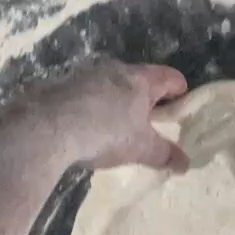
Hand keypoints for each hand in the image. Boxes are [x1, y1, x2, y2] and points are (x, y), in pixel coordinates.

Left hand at [0, 60, 189, 170]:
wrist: (47, 127)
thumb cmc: (106, 132)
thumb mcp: (141, 148)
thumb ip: (165, 154)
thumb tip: (186, 164)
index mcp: (141, 80)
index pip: (171, 78)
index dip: (180, 93)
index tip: (180, 110)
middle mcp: (116, 70)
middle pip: (140, 79)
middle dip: (146, 99)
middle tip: (149, 123)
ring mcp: (86, 75)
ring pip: (111, 85)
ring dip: (117, 102)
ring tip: (116, 127)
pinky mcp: (62, 85)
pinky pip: (86, 93)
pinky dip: (92, 107)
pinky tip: (86, 128)